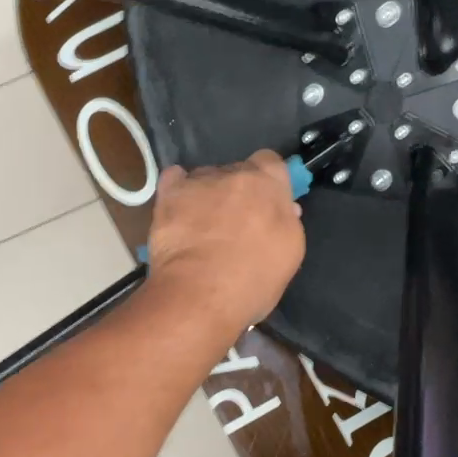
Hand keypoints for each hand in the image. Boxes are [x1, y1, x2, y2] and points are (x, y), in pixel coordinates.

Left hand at [146, 150, 304, 334]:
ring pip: (206, 179)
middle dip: (236, 192)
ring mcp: (198, 181)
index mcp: (269, 184)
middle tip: (234, 224)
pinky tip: (177, 210)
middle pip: (237, 172)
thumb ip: (287, 222)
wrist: (200, 294)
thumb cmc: (253, 279)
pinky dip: (178, 191)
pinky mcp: (168, 195)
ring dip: (207, 195)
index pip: (271, 163)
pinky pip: (174, 180)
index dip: (268, 181)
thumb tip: (285, 208)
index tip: (265, 203)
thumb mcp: (289, 253)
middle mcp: (234, 173)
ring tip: (201, 227)